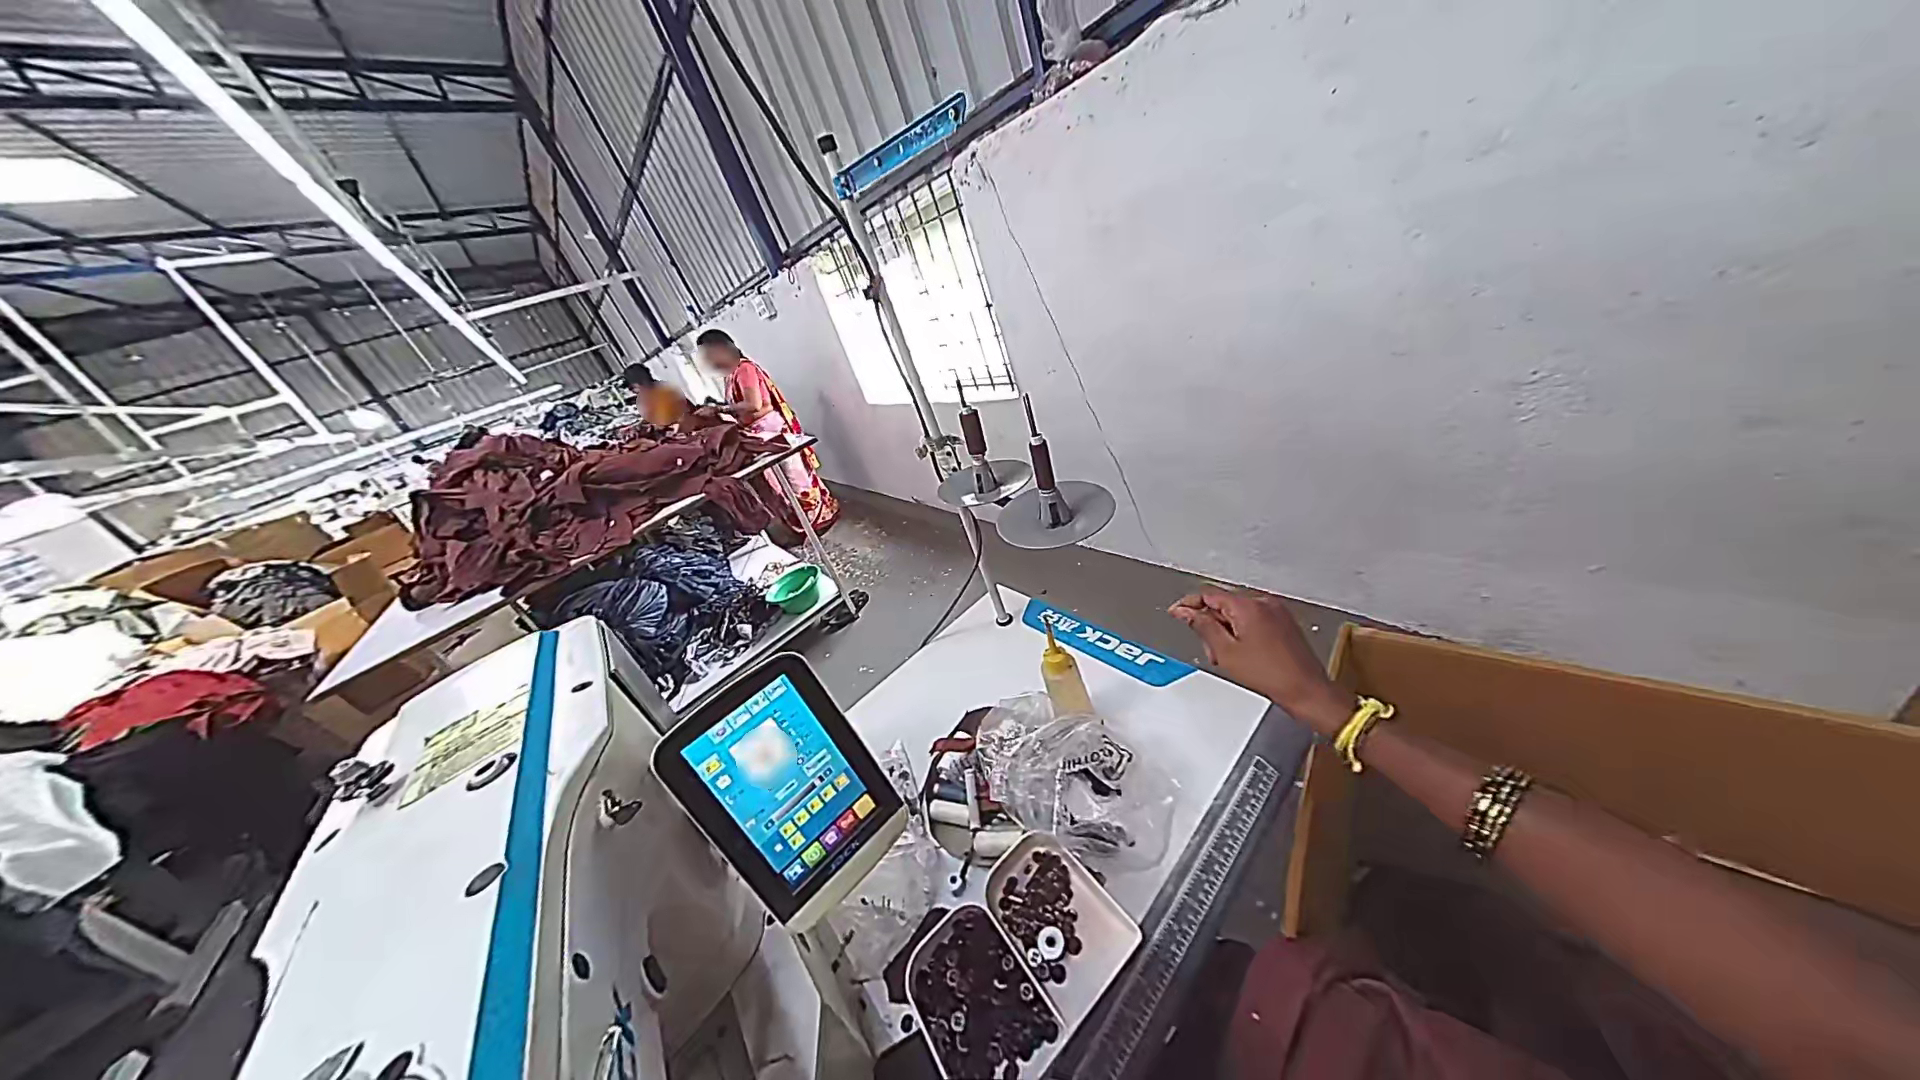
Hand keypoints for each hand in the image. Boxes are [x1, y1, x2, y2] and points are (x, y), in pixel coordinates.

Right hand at [1169, 589, 1350, 734]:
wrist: (1306, 691)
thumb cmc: (1272, 675)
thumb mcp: (1225, 652)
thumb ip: (1202, 626)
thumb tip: (1186, 612)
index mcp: (1248, 606)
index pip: (1209, 594)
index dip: (1189, 604)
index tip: (1177, 613)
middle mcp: (1264, 603)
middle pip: (1223, 604)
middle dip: (1210, 623)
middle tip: (1209, 648)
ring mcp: (1277, 612)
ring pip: (1238, 613)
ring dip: (1226, 630)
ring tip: (1229, 656)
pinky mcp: (1284, 623)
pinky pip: (1254, 619)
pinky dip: (1242, 632)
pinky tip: (1244, 654)